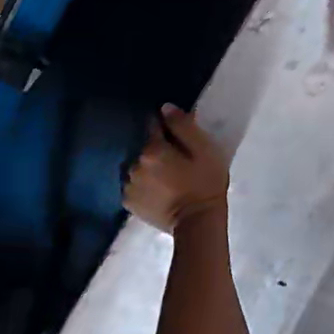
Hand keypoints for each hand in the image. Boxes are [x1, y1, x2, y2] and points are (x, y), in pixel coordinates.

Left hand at [124, 104, 230, 232]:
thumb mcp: (203, 150)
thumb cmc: (205, 184)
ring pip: (138, 166)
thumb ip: (183, 126)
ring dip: (149, 168)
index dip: (166, 128)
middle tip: (176, 163)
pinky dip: (143, 185)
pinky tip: (158, 192)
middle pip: (145, 147)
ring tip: (167, 180)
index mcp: (152, 149)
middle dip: (157, 150)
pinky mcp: (129, 202)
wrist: (198, 225)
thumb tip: (164, 108)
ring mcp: (129, 185)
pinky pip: (134, 184)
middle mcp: (135, 164)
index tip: (178, 138)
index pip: (153, 124)